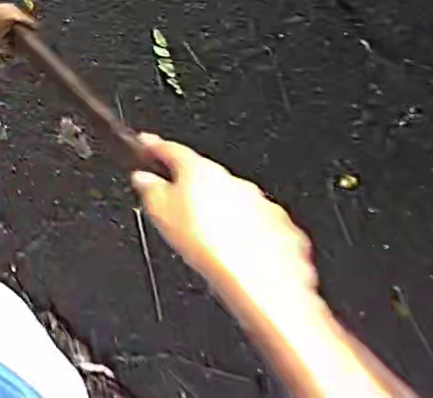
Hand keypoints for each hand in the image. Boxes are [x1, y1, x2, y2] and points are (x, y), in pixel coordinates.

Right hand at [131, 134, 317, 309]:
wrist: (262, 288)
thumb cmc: (209, 247)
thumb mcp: (157, 211)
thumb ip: (149, 187)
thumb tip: (145, 180)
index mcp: (200, 170)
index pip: (170, 148)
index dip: (153, 146)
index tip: (146, 144)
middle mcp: (236, 183)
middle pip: (205, 177)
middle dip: (191, 187)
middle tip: (175, 204)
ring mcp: (266, 208)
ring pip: (235, 202)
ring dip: (221, 211)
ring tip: (206, 236)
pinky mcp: (287, 234)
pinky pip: (261, 226)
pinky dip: (247, 233)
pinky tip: (235, 251)